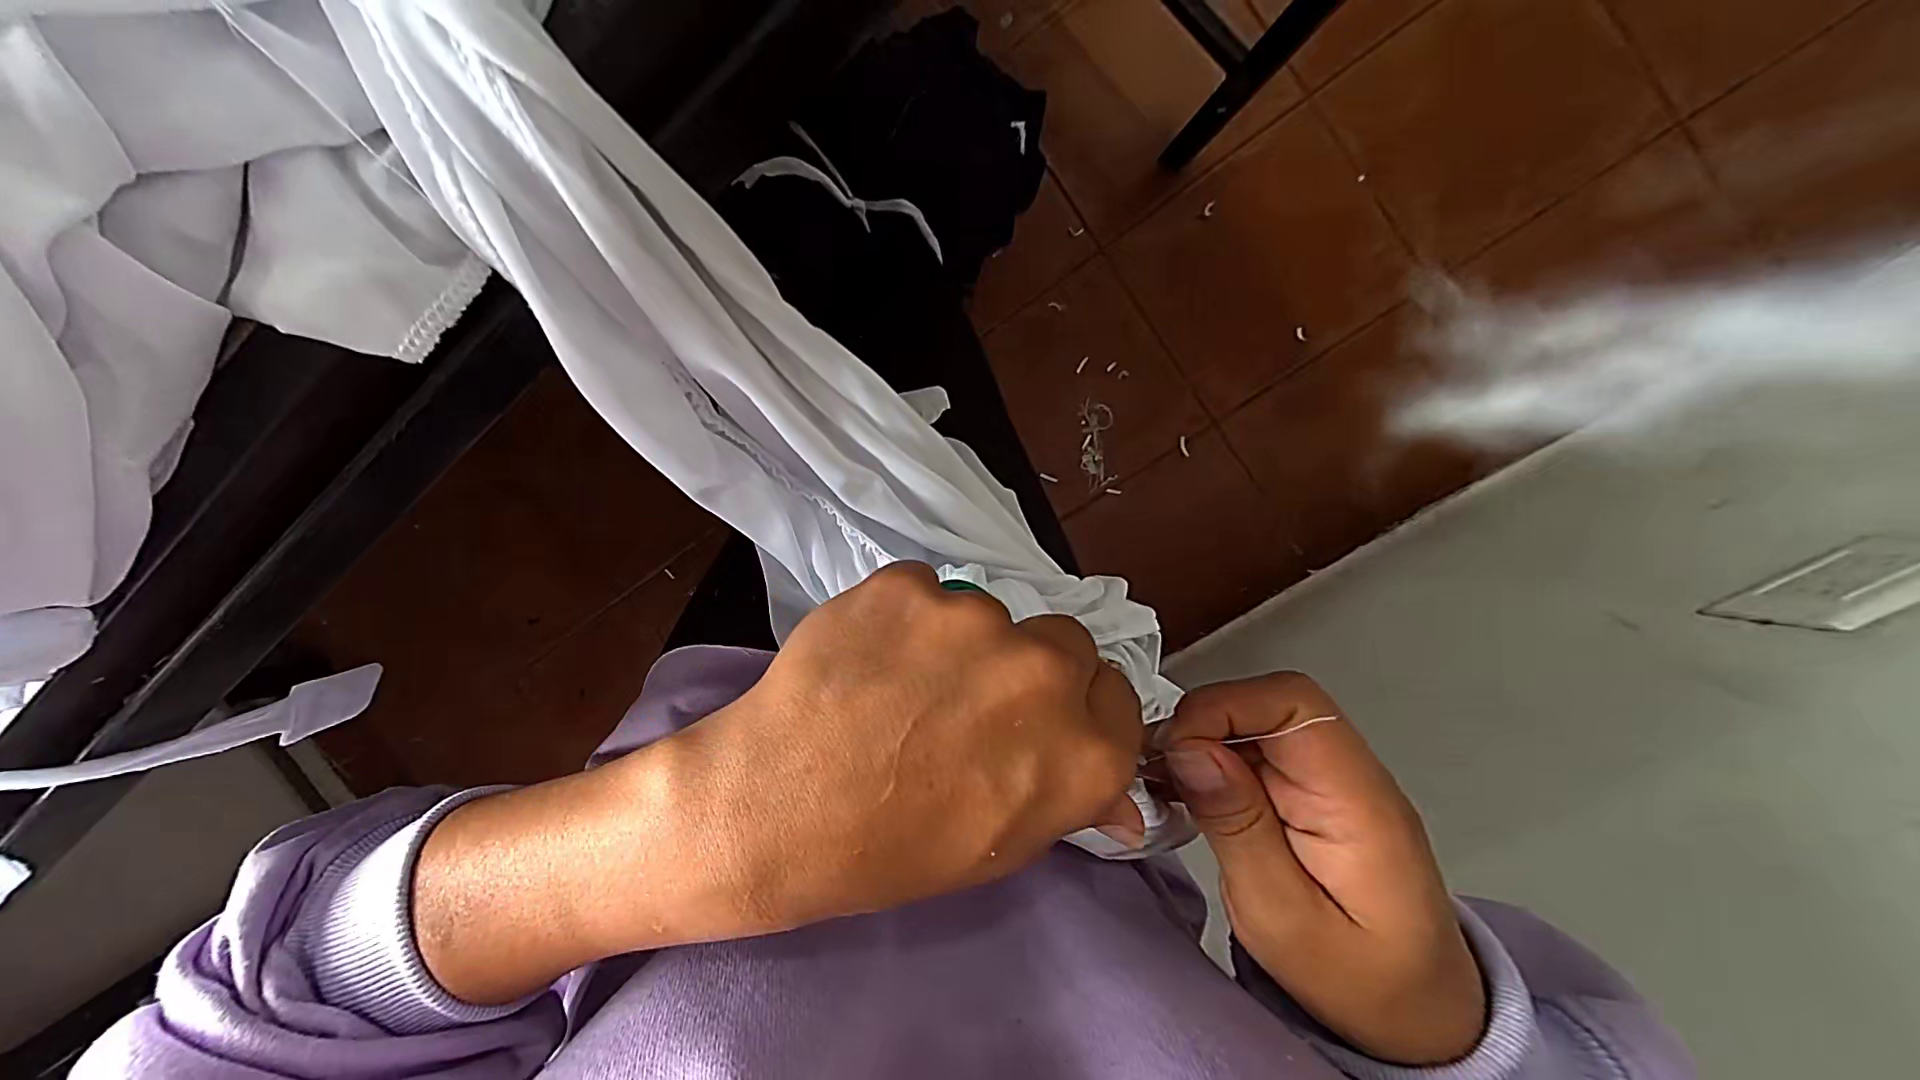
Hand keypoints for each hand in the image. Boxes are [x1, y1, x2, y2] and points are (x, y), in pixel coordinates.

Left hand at [415, 561, 1143, 1003]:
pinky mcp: (910, 584)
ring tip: (903, 682)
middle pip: (1066, 642)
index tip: (1042, 719)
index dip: (1079, 709)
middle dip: (1032, 667)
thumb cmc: (889, 851)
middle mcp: (1046, 672)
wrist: (771, 809)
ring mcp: (974, 617)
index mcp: (1084, 749)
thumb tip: (1123, 801)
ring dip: (961, 643)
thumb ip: (1071, 800)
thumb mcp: (1000, 848)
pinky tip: (868, 656)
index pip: (1116, 697)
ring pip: (990, 615)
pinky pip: (928, 592)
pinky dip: (906, 618)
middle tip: (971, 697)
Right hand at [1159, 673, 1485, 1065]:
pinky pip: (1250, 751)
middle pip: (1266, 703)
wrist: (1413, 1017)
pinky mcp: (1304, 791)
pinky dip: (1208, 762)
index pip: (1292, 702)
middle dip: (1201, 724)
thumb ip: (1236, 826)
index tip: (1177, 749)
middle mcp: (1346, 775)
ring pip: (1251, 722)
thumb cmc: (1359, 982)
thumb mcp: (1281, 917)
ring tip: (1166, 787)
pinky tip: (1185, 795)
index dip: (1224, 706)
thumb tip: (1190, 748)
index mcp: (1357, 800)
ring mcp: (1325, 780)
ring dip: (1199, 744)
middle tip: (1160, 771)